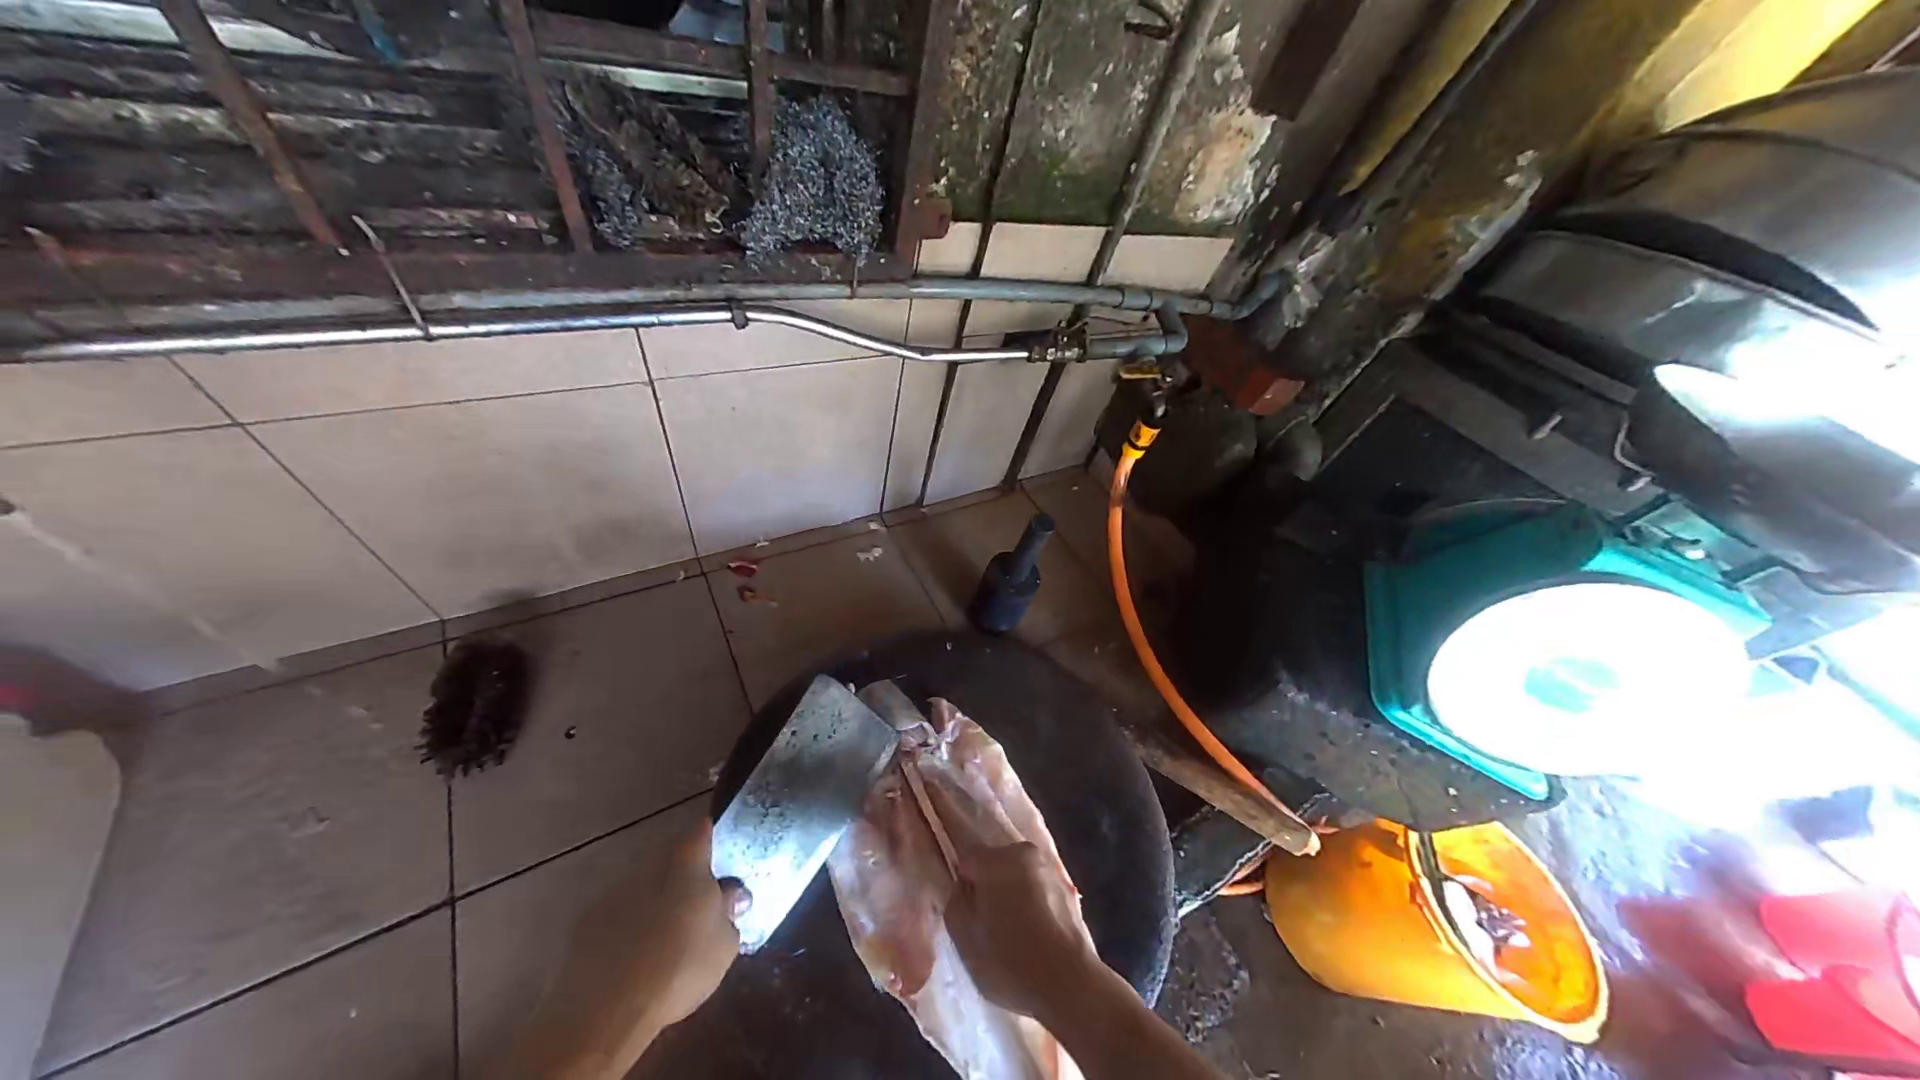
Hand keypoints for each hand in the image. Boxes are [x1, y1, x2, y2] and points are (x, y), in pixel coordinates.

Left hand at [498, 819, 749, 1079]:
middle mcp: (649, 867)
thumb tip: (732, 894)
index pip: (700, 833)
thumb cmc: (680, 968)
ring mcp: (615, 893)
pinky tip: (635, 951)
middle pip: (669, 856)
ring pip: (642, 883)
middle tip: (697, 897)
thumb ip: (729, 911)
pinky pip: (618, 911)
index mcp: (687, 866)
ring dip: (655, 896)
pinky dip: (629, 922)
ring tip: (665, 929)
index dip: (709, 836)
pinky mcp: (588, 922)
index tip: (717, 845)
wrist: (607, 1011)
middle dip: (683, 871)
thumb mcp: (724, 943)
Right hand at [944, 840, 1098, 1020]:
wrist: (1070, 984)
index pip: (967, 862)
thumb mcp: (963, 936)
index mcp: (996, 859)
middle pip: (995, 867)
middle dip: (990, 890)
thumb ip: (956, 901)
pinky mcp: (1069, 891)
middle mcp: (1025, 853)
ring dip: (1013, 898)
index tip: (969, 916)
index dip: (965, 889)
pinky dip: (1033, 908)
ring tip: (1014, 936)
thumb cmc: (1009, 960)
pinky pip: (1038, 893)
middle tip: (989, 928)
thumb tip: (965, 888)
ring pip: (1018, 879)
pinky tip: (1033, 938)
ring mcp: (1050, 870)